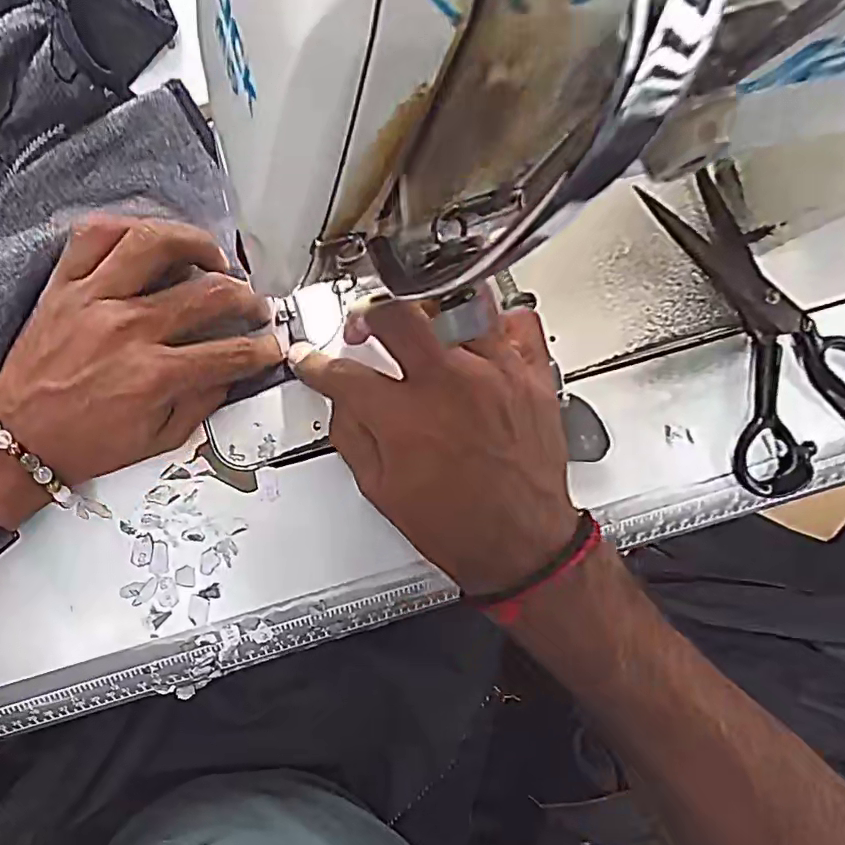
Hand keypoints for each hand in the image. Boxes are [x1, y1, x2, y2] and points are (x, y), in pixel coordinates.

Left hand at [0, 215, 280, 528]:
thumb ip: (198, 405)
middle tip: (252, 305)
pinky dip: (127, 226)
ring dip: (197, 242)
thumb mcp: (155, 440)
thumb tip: (227, 376)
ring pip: (156, 243)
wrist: (20, 440)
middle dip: (246, 298)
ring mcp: (93, 301)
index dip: (260, 348)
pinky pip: (95, 234)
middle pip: (208, 292)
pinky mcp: (64, 287)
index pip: (228, 352)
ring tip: (211, 256)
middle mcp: (127, 330)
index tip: (268, 345)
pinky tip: (148, 239)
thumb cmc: (80, 444)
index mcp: (153, 376)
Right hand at [290, 298, 578, 595]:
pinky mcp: (533, 377)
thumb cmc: (456, 524)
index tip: (311, 360)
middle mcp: (450, 385)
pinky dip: (495, 321)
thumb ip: (353, 436)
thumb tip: (342, 404)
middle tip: (362, 325)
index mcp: (404, 418)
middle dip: (367, 314)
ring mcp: (496, 375)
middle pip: (397, 313)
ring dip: (428, 309)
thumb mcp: (380, 489)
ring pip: (459, 302)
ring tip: (420, 324)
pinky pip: (518, 321)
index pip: (343, 373)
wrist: (518, 542)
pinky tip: (478, 337)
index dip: (315, 364)